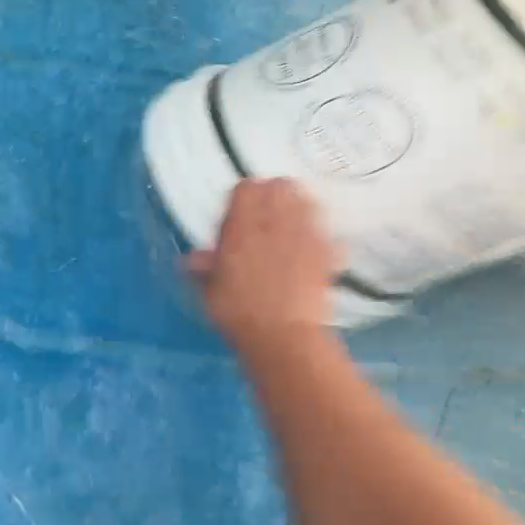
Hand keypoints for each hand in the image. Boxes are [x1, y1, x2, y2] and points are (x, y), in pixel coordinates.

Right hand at [187, 178, 338, 349]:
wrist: (282, 336)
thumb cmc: (234, 311)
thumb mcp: (208, 288)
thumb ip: (204, 267)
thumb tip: (197, 257)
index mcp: (240, 230)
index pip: (246, 190)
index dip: (243, 193)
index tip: (239, 204)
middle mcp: (273, 228)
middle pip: (280, 188)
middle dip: (274, 192)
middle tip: (266, 206)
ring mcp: (304, 239)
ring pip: (306, 202)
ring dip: (297, 204)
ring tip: (290, 216)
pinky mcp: (327, 254)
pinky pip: (325, 229)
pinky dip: (317, 229)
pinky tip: (311, 239)